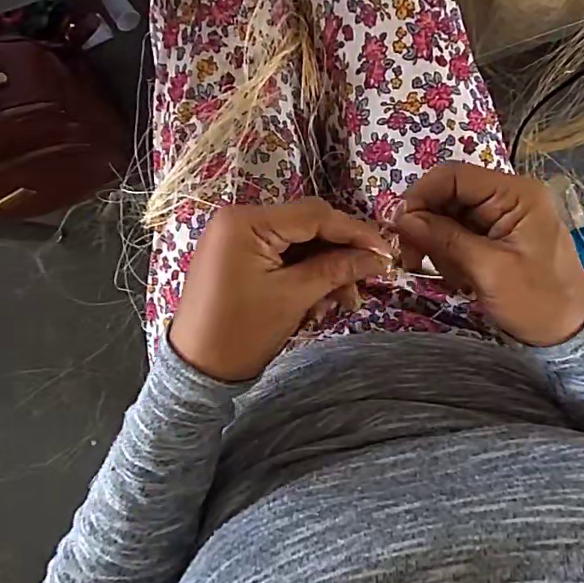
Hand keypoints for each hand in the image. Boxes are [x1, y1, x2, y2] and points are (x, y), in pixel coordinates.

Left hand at [169, 199, 391, 381]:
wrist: (196, 368)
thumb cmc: (241, 331)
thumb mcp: (293, 296)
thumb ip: (336, 268)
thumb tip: (378, 257)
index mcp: (245, 221)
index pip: (313, 214)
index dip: (355, 232)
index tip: (387, 253)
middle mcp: (237, 219)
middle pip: (305, 226)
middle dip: (338, 254)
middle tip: (364, 283)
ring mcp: (233, 238)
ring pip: (295, 243)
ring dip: (322, 268)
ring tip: (341, 302)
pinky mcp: (234, 256)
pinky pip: (277, 255)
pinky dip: (301, 274)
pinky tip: (317, 301)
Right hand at [394, 162, 583, 346]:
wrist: (570, 333)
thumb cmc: (537, 300)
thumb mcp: (488, 269)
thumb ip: (443, 238)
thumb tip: (400, 217)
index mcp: (516, 194)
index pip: (454, 176)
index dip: (420, 195)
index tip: (398, 226)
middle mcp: (507, 195)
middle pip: (445, 193)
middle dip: (424, 223)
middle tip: (411, 257)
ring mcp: (500, 214)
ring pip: (444, 213)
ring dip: (433, 241)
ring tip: (445, 272)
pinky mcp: (493, 232)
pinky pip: (453, 230)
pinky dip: (445, 250)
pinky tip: (455, 273)